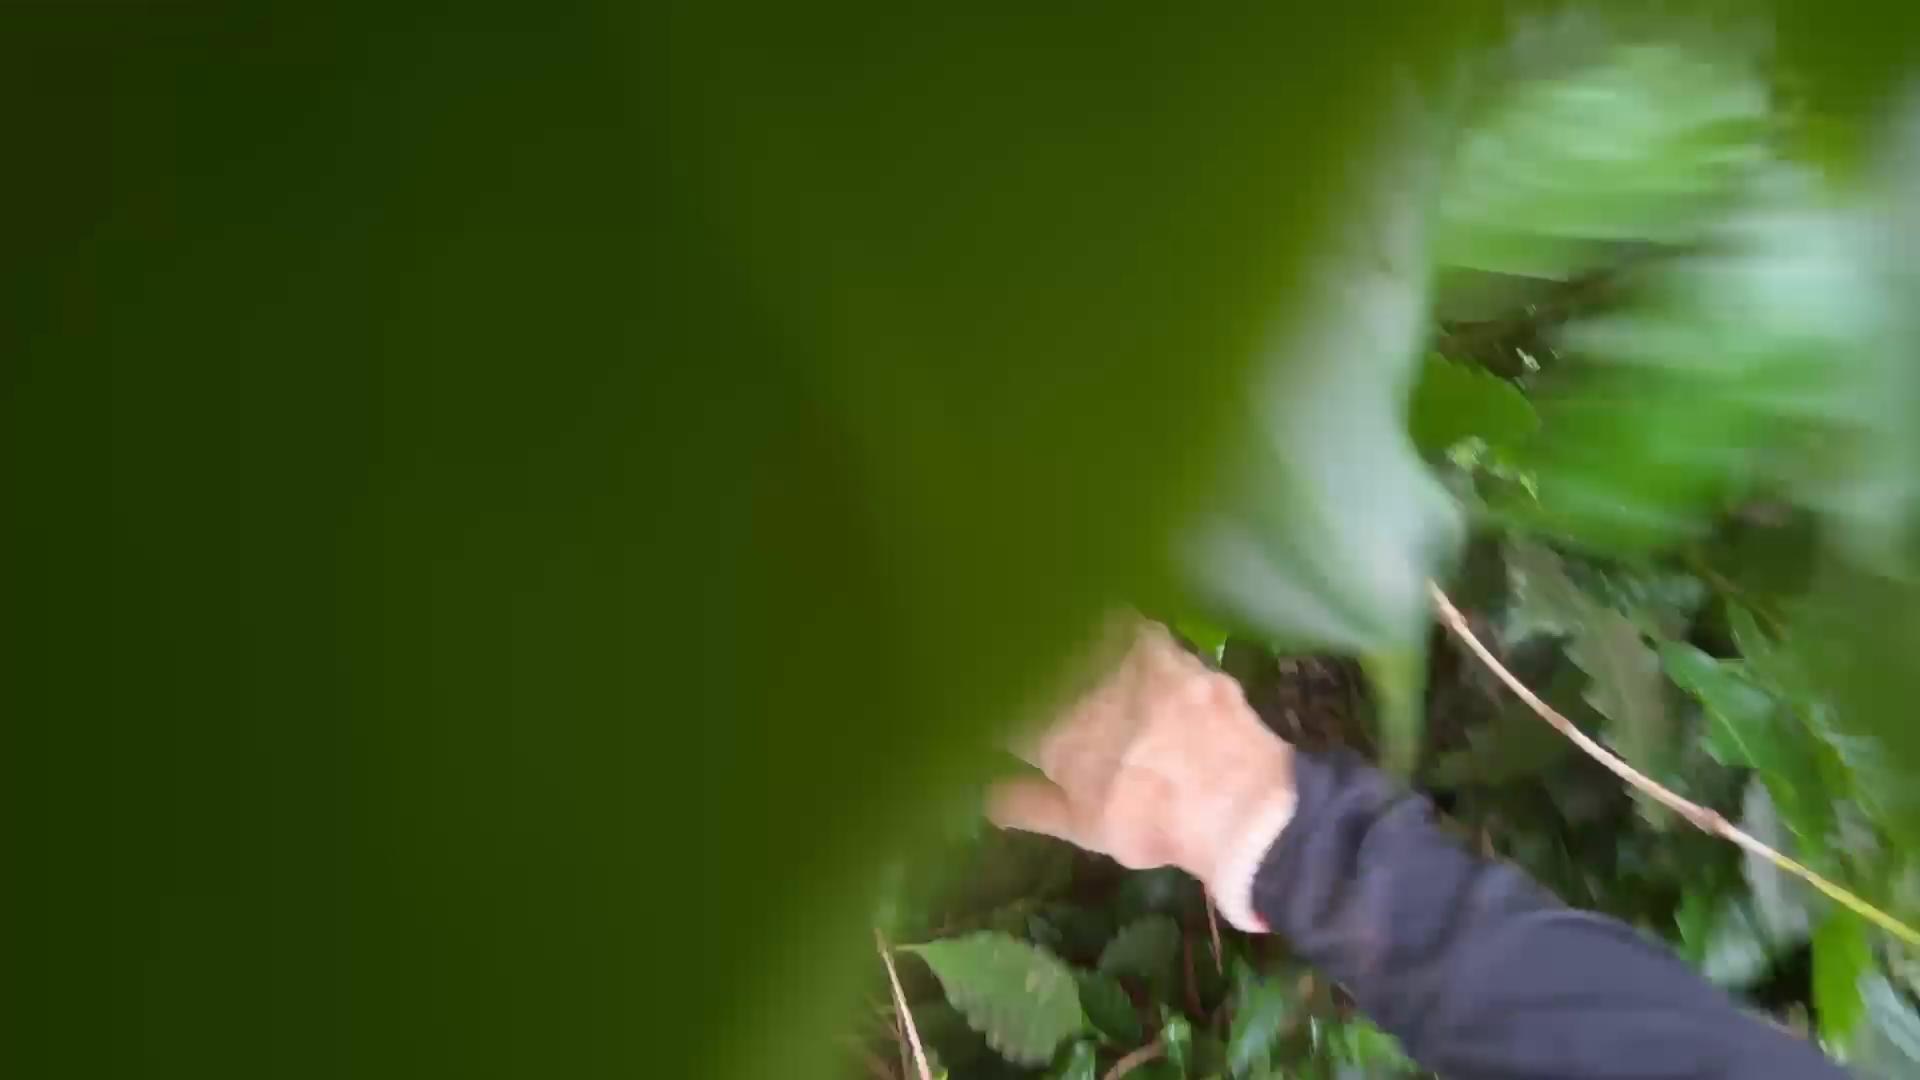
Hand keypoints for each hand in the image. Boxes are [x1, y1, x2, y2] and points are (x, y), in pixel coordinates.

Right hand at [988, 620, 1297, 930]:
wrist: (1241, 806)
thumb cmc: (1153, 823)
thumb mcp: (1083, 827)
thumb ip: (1027, 805)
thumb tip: (981, 793)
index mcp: (1052, 733)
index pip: (1004, 708)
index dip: (993, 701)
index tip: (992, 697)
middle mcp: (1079, 687)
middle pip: (1036, 659)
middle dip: (1022, 655)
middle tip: (1020, 652)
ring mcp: (1123, 662)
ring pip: (1077, 632)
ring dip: (1063, 631)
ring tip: (1058, 628)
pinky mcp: (1165, 648)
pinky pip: (1130, 622)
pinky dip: (1117, 622)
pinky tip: (1116, 623)